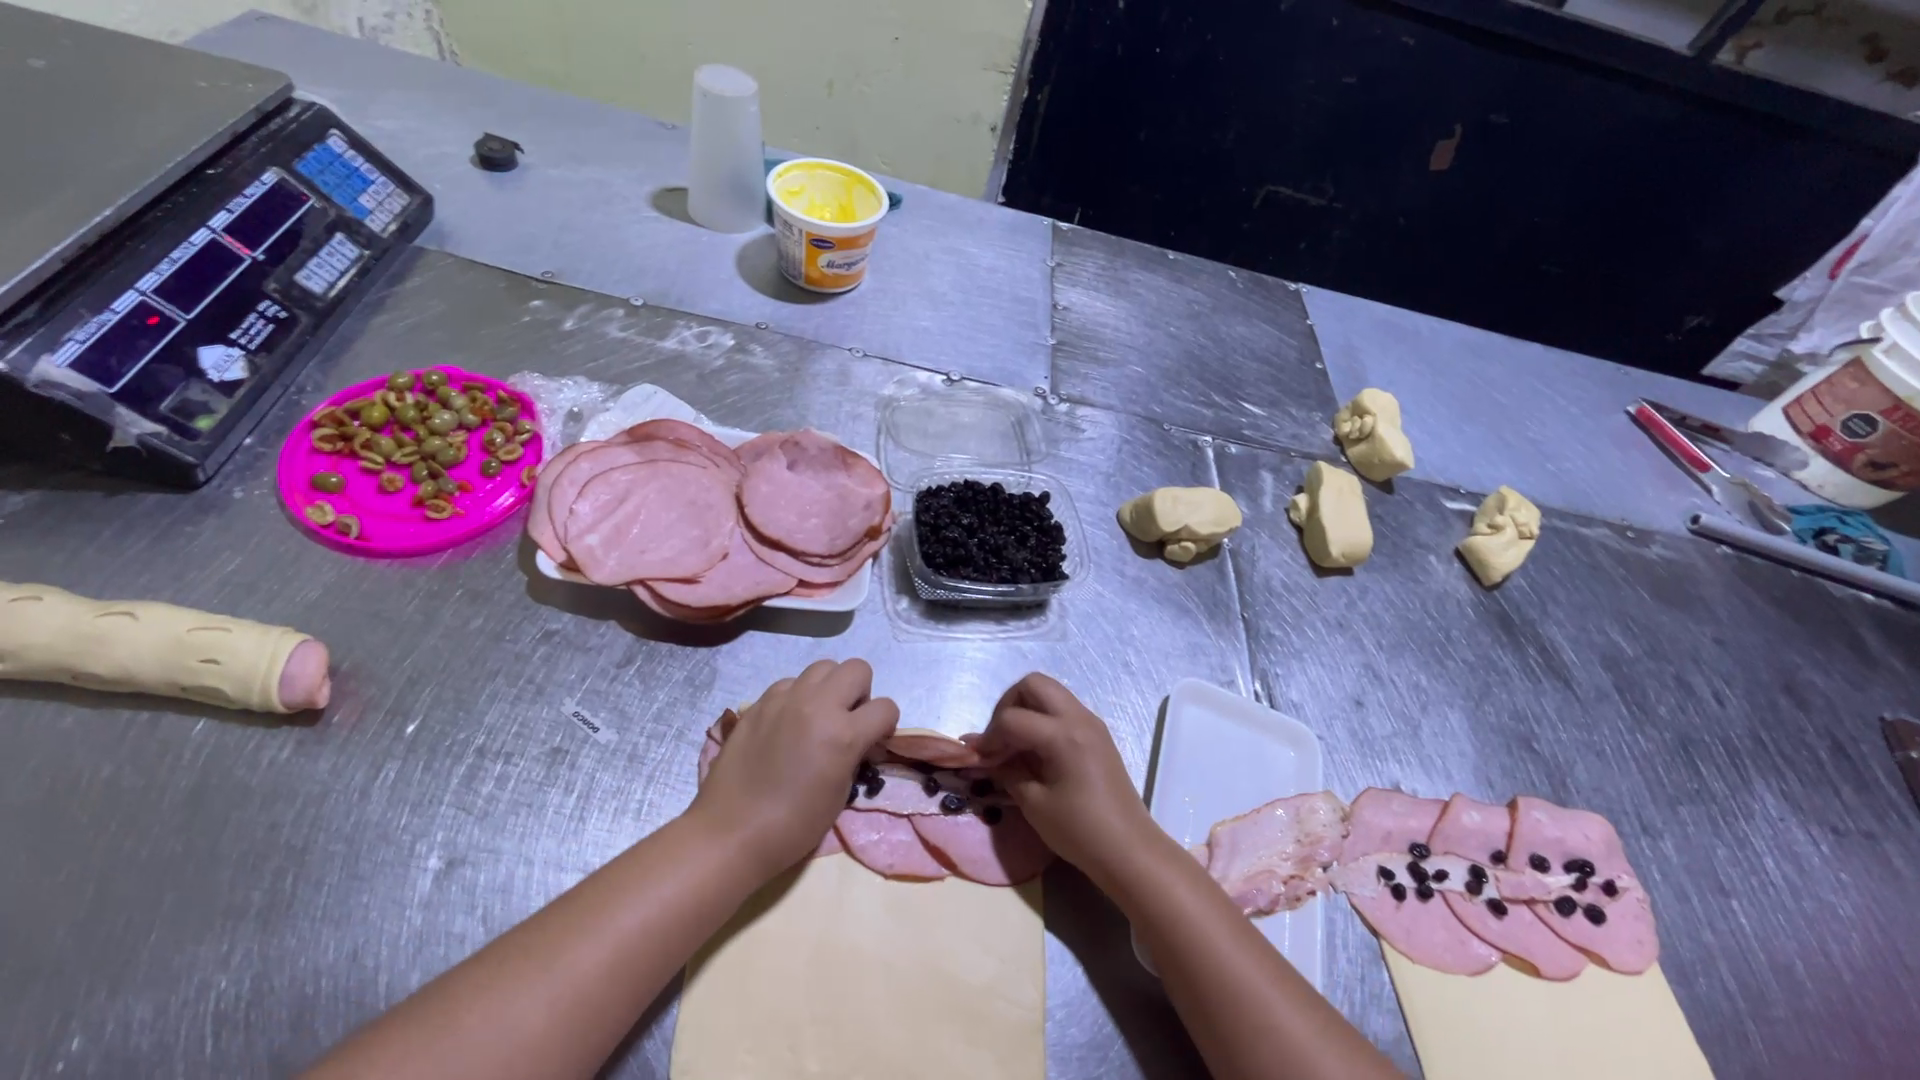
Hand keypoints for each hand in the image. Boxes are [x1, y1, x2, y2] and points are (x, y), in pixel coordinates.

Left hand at [689, 659, 898, 880]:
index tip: (874, 742)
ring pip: (823, 667)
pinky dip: (798, 696)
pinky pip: (789, 683)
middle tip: (848, 721)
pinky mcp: (758, 703)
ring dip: (830, 688)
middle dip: (861, 694)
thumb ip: (854, 754)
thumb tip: (858, 741)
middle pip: (857, 669)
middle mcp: (816, 706)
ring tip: (818, 717)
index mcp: (843, 734)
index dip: (885, 725)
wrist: (733, 831)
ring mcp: (784, 700)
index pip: (886, 708)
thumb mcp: (840, 793)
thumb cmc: (794, 825)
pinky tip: (788, 724)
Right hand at [970, 673, 1157, 878]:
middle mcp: (1079, 718)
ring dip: (1026, 711)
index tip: (979, 760)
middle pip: (1033, 684)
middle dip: (1007, 706)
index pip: (1012, 718)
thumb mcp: (1033, 802)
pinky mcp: (1096, 735)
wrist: (1128, 849)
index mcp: (1064, 734)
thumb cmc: (1079, 830)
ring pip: (1049, 693)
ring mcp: (1091, 723)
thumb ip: (1006, 771)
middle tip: (998, 739)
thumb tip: (981, 756)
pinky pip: (1062, 710)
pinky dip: (1042, 721)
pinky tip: (1033, 753)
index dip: (989, 737)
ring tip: (1013, 747)